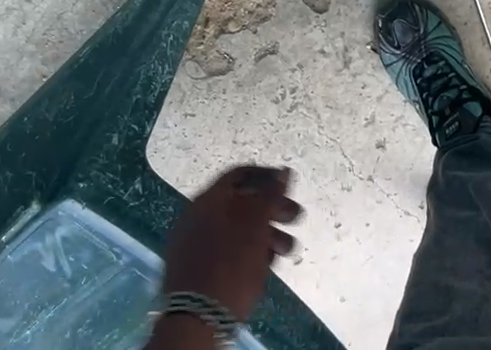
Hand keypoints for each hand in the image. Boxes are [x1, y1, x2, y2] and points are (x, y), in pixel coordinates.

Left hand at [160, 165, 301, 320]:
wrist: (196, 319)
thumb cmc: (231, 266)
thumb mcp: (256, 226)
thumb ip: (270, 195)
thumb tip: (284, 171)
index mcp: (209, 200)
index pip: (241, 174)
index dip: (268, 175)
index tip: (289, 185)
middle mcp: (198, 216)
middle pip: (242, 201)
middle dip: (273, 209)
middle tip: (295, 217)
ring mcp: (194, 243)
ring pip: (237, 227)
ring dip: (266, 233)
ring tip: (287, 249)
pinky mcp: (196, 267)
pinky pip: (227, 247)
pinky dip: (248, 249)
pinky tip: (266, 263)